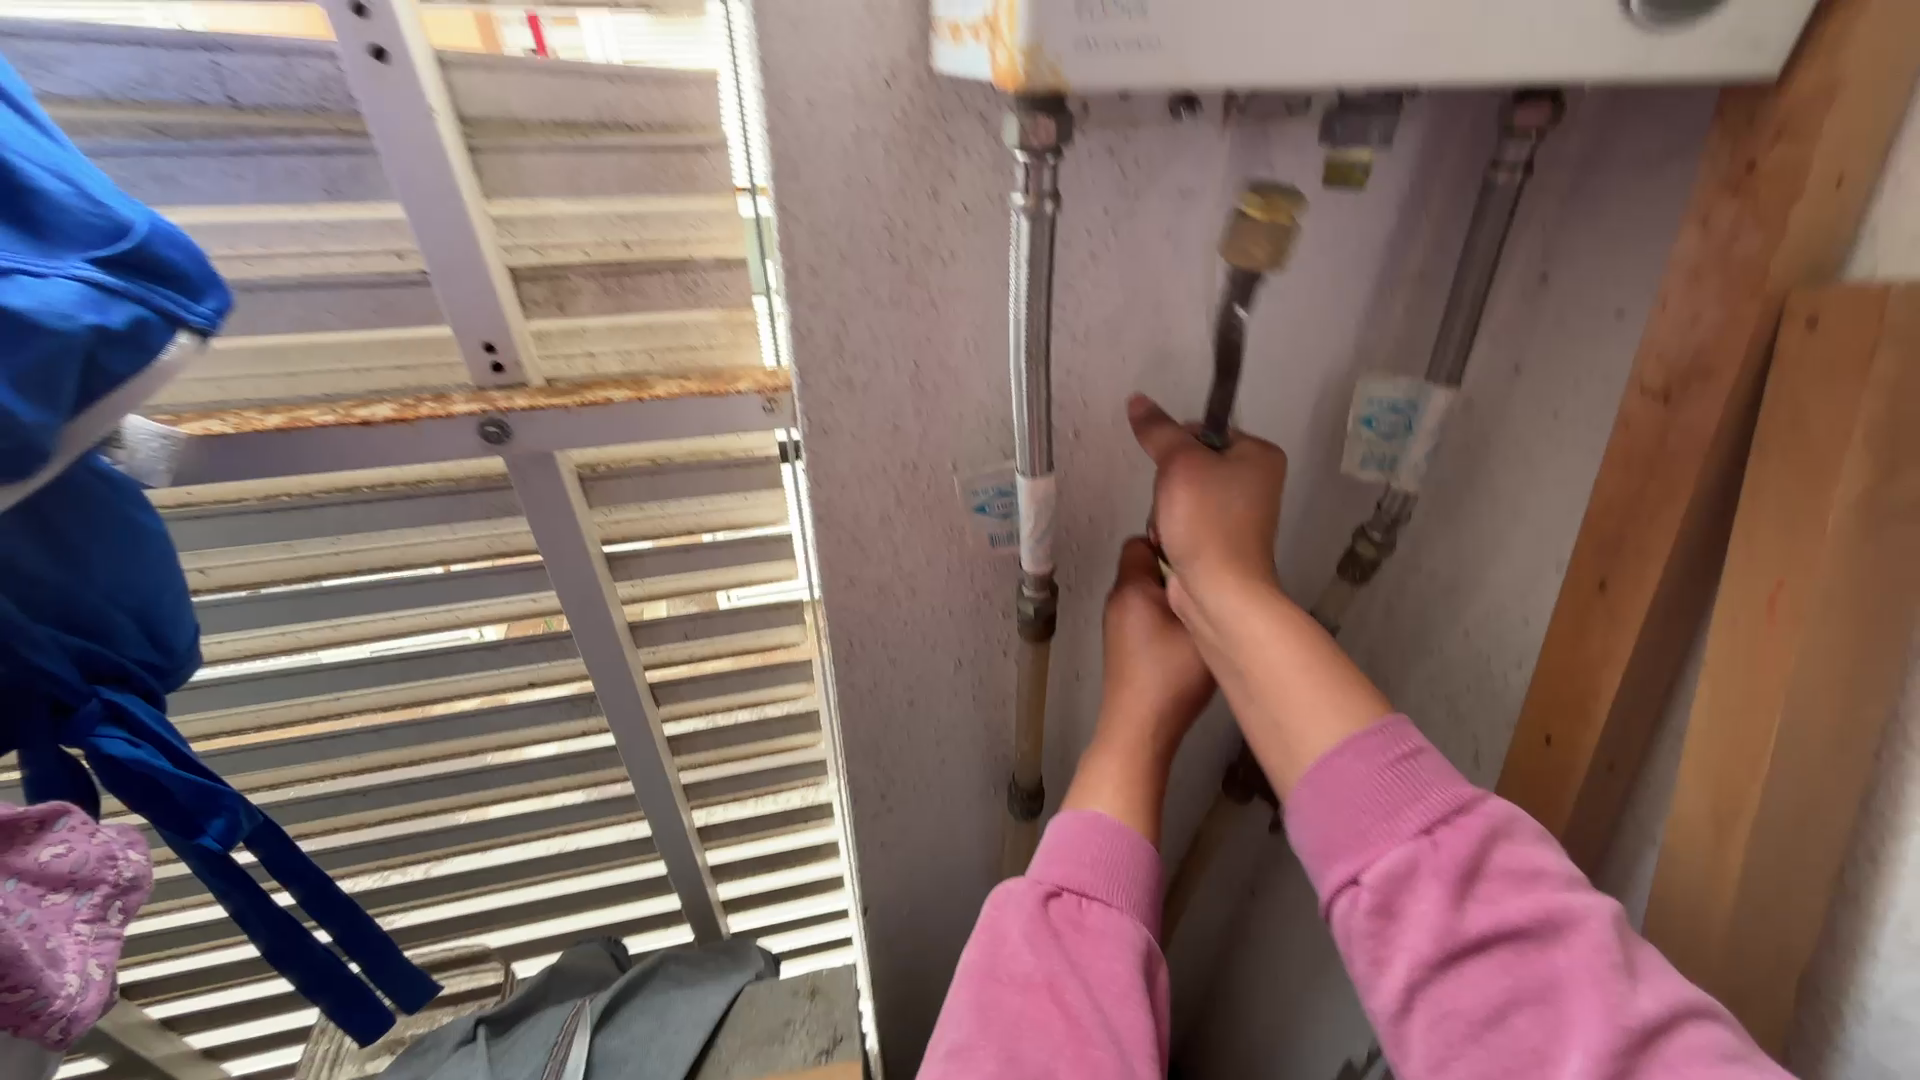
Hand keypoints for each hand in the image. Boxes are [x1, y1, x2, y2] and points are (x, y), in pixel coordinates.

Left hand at [1097, 537, 1216, 754]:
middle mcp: (1117, 600)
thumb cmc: (1171, 676)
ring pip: (1147, 594)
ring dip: (1172, 597)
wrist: (1139, 728)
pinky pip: (1144, 615)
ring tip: (1204, 609)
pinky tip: (1189, 635)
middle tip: (1209, 582)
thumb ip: (1208, 595)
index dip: (1169, 542)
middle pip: (1145, 567)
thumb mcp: (1200, 629)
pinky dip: (1164, 617)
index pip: (1141, 542)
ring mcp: (1117, 624)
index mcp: (1131, 588)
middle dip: (1175, 571)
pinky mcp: (1122, 645)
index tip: (1199, 555)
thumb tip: (1218, 574)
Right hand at [1128, 394, 1287, 619]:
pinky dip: (1173, 530)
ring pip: (1184, 495)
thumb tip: (1137, 400)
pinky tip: (1170, 542)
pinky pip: (1188, 522)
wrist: (1219, 589)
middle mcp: (1257, 481)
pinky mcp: (1224, 541)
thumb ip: (1158, 430)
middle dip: (1169, 483)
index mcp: (1259, 454)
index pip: (1205, 430)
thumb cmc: (1206, 520)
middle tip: (1168, 501)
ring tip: (1168, 526)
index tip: (1170, 469)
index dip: (1177, 445)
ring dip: (1166, 509)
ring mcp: (1241, 514)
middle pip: (1192, 463)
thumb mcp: (1179, 463)